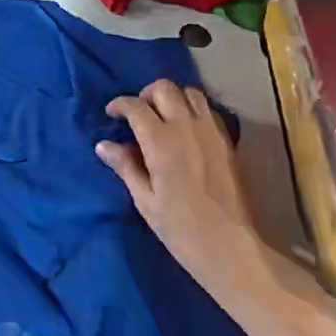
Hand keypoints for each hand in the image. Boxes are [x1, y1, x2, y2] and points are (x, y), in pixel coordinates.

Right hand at [97, 79, 260, 289]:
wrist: (231, 247)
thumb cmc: (182, 230)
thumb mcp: (146, 202)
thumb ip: (126, 167)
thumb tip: (104, 145)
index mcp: (161, 142)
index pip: (136, 106)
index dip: (120, 105)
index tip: (112, 114)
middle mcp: (186, 126)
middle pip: (164, 88)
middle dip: (146, 94)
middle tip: (138, 114)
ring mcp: (209, 130)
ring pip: (189, 92)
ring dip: (172, 97)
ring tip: (163, 116)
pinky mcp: (226, 139)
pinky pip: (207, 108)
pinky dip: (192, 108)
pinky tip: (186, 129)